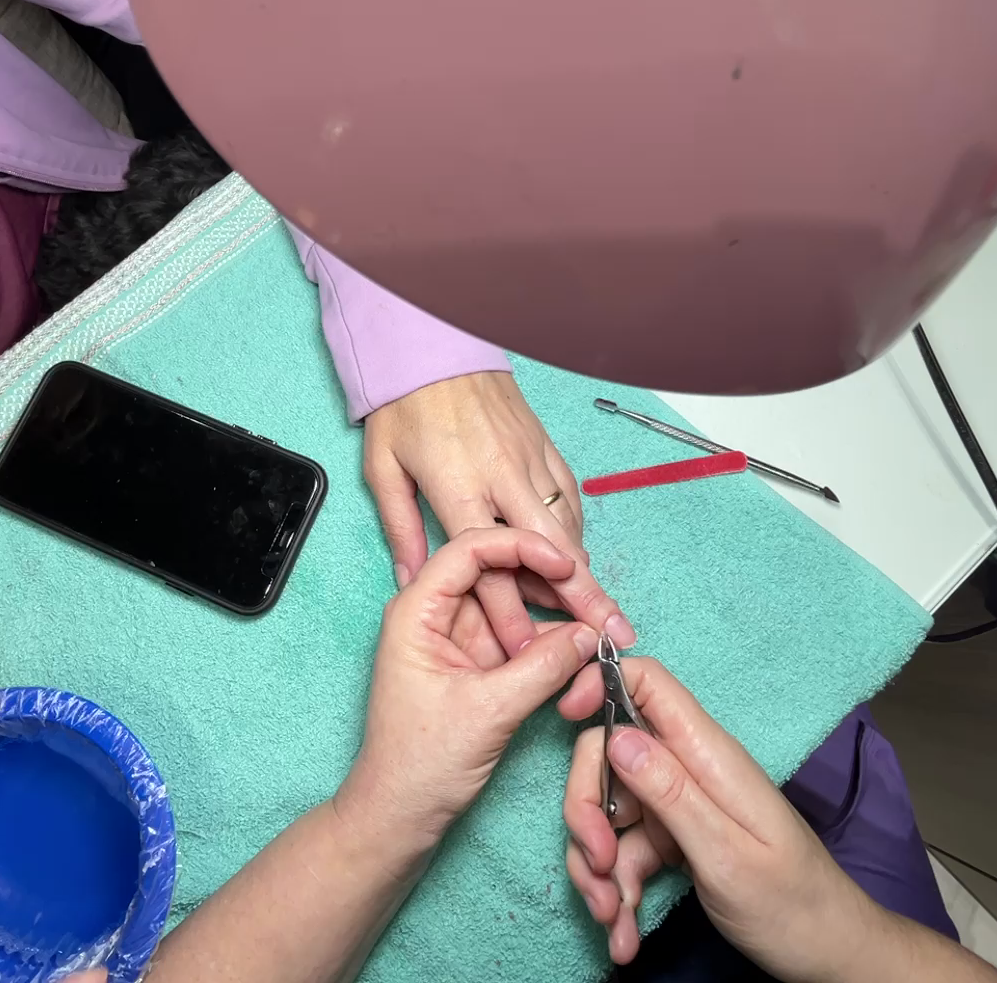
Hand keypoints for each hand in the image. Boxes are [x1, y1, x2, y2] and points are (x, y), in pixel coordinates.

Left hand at [337, 526, 602, 844]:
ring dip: (559, 614)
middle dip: (552, 585)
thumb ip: (541, 668)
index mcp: (418, 609)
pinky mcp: (480, 660)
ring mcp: (461, 636)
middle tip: (602, 606)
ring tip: (607, 628)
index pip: (470, 549)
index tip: (566, 564)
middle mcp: (438, 612)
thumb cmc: (421, 764)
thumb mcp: (487, 712)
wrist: (401, 816)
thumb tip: (590, 635)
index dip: (521, 546)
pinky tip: (586, 648)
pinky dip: (553, 641)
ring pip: (517, 603)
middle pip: (501, 573)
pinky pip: (521, 635)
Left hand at [363, 371, 632, 661]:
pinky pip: (568, 492)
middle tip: (612, 635)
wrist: (432, 346)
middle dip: (583, 597)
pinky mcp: (542, 443)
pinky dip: (577, 528)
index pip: (490, 563)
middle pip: (550, 548)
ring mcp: (528, 457)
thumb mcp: (383, 469)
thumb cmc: (403, 408)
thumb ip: (400, 527)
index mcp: (458, 486)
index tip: (527, 651)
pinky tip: (579, 553)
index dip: (510, 612)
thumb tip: (410, 576)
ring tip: (604, 608)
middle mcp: (501, 475)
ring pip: (567, 522)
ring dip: (585, 568)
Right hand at [556, 659, 887, 981]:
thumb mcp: (727, 854)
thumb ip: (671, 792)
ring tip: (613, 918)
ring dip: (597, 864)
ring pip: (607, 807)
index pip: (647, 682)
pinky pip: (622, 847)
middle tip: (595, 863)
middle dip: (586, 807)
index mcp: (705, 751)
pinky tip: (624, 932)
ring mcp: (674, 801)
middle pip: (607, 752)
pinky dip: (615, 887)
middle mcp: (685, 766)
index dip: (600, 683)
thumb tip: (615, 736)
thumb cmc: (792, 904)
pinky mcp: (669, 836)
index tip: (565, 716)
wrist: (829, 957)